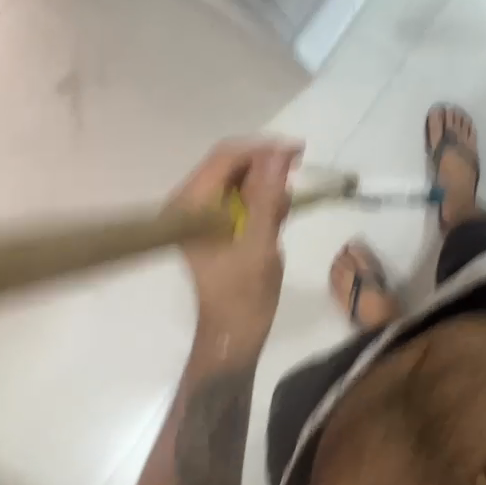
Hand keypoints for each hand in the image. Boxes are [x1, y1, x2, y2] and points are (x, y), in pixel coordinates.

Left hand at [170, 138, 303, 341]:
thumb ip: (267, 196)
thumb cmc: (244, 295)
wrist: (232, 335)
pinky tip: (277, 214)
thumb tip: (278, 154)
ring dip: (264, 183)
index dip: (262, 149)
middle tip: (299, 171)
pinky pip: (235, 196)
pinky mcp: (207, 224)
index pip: (225, 157)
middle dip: (265, 165)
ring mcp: (195, 214)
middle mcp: (186, 204)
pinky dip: (259, 198)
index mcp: (190, 206)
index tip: (298, 152)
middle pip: (228, 163)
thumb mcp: (261, 243)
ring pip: (234, 178)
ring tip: (287, 205)